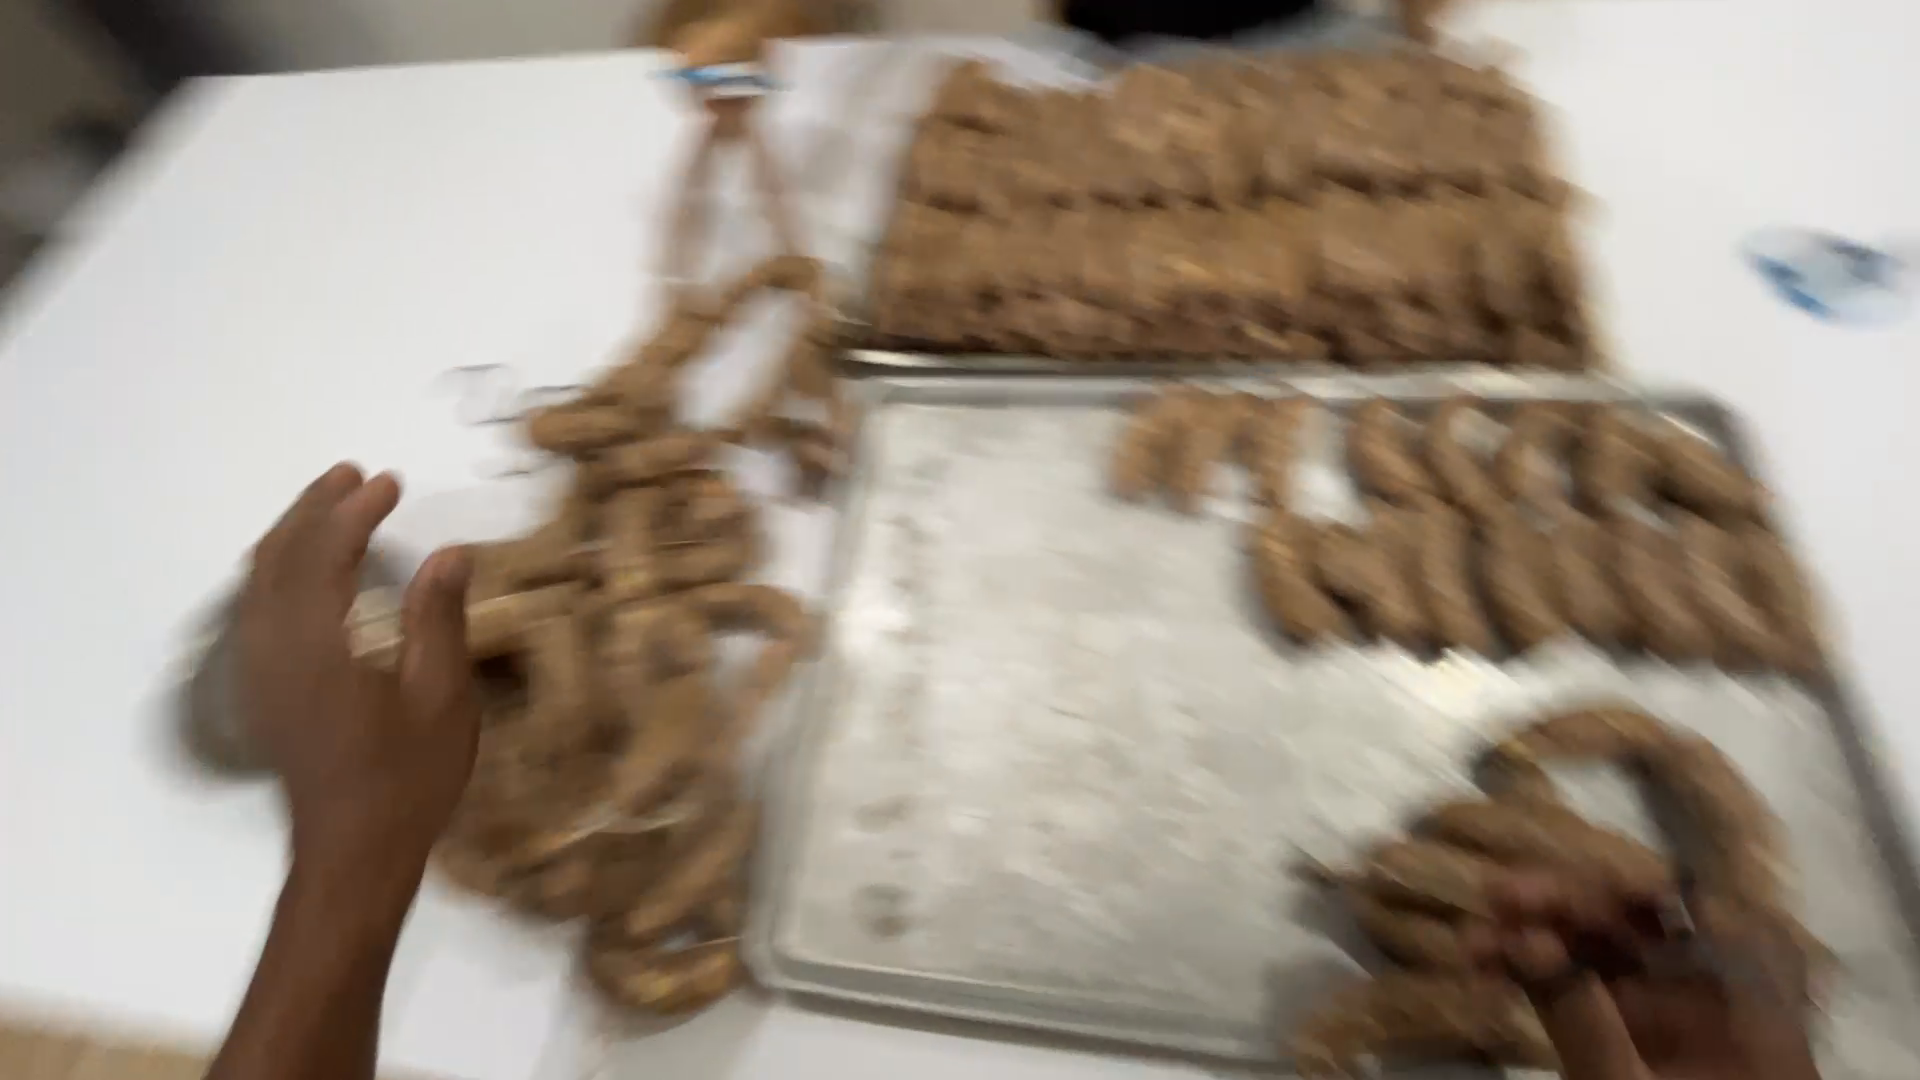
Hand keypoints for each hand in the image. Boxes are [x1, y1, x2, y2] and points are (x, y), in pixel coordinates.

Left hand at [235, 463, 478, 874]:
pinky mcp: (263, 689)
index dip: (353, 514)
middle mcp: (271, 652)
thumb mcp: (442, 694)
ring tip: (328, 504)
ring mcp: (259, 673)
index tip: (388, 483)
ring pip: (258, 584)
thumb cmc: (411, 773)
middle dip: (313, 511)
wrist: (355, 847)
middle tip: (353, 475)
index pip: (324, 560)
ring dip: (292, 536)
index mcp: (317, 650)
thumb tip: (450, 552)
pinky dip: (278, 571)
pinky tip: (305, 568)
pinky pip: (256, 610)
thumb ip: (440, 618)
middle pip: (278, 562)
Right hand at [1475, 870, 1819, 1079]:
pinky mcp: (1612, 1024)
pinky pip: (1564, 972)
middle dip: (1559, 900)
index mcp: (1742, 1010)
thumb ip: (1581, 1016)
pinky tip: (1480, 960)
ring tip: (1472, 938)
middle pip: (1634, 917)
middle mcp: (1700, 994)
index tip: (1567, 880)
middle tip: (1497, 899)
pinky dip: (1522, 961)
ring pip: (1588, 939)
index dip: (1638, 882)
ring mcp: (1654, 1009)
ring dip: (1527, 928)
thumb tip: (1523, 937)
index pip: (1705, 913)